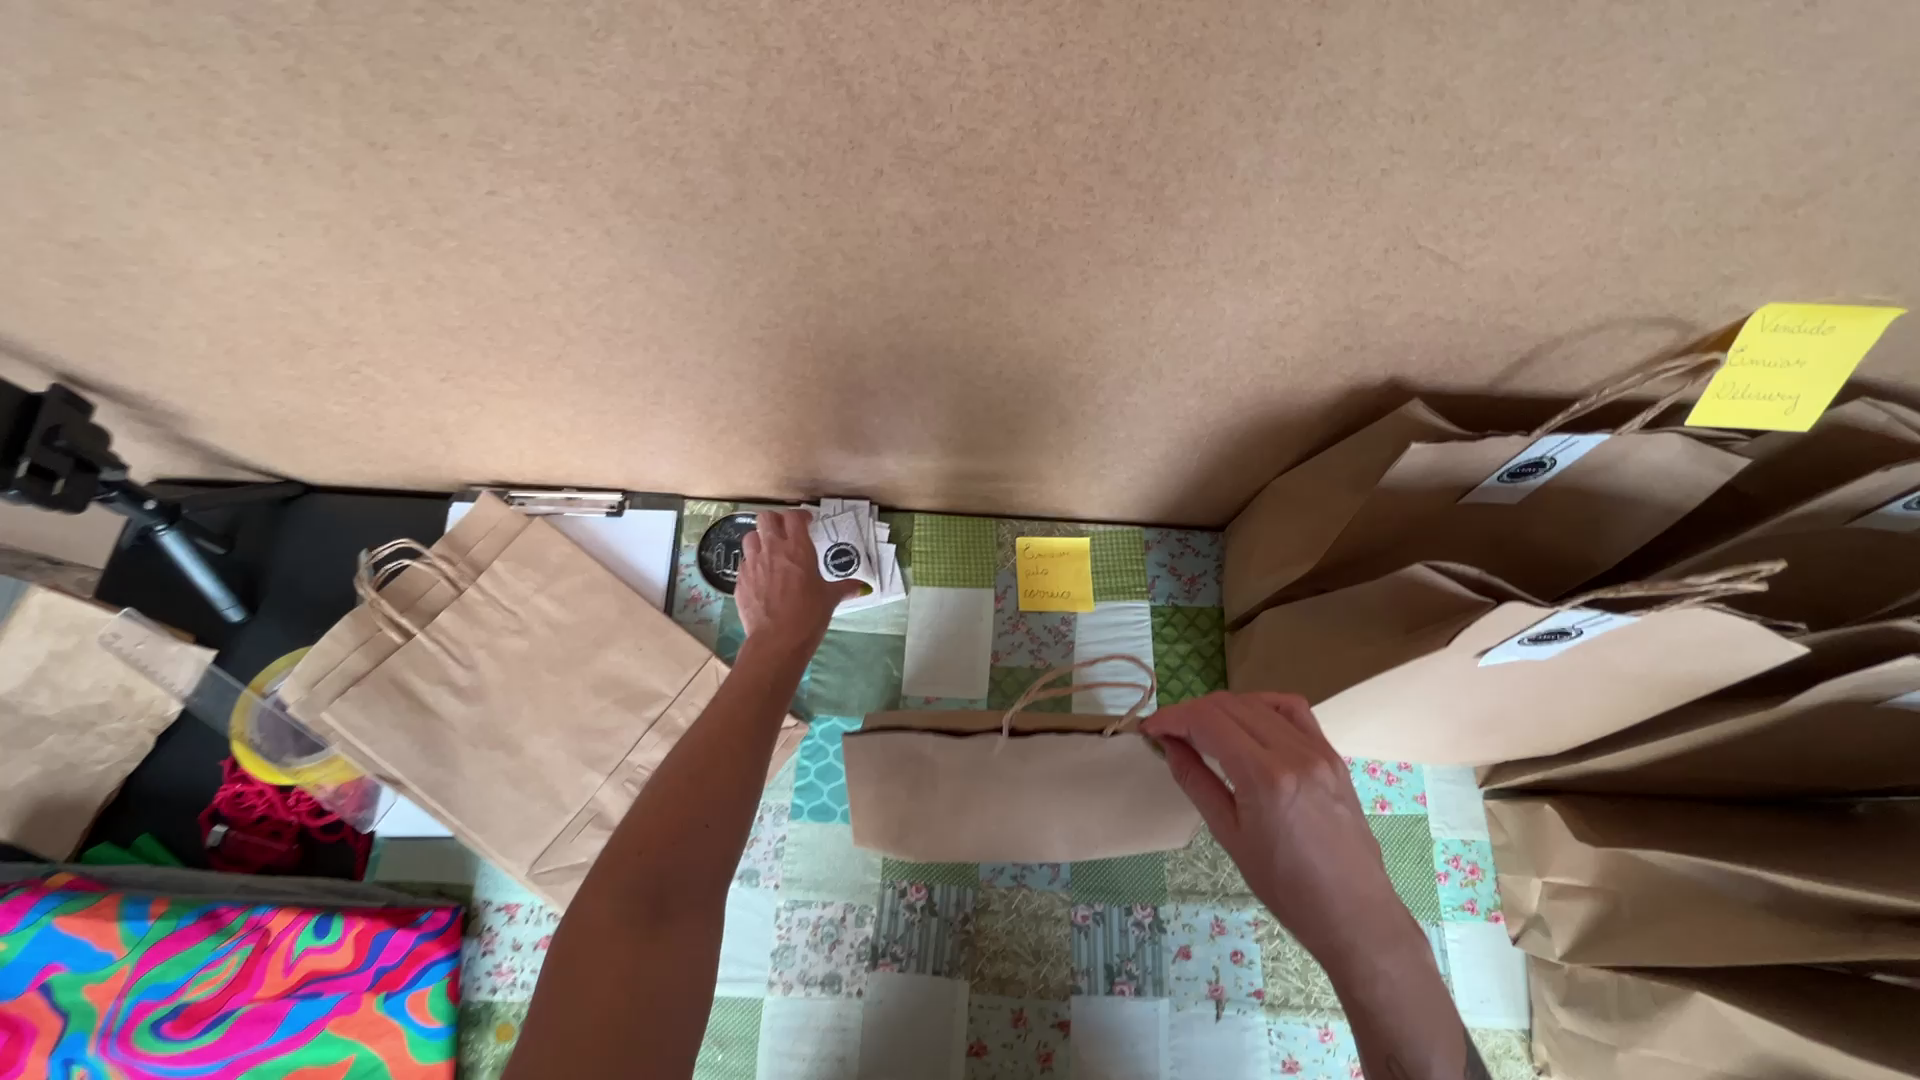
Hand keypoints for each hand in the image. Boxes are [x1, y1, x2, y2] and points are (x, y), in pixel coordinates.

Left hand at [735, 510, 861, 659]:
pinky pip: (744, 563)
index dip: (800, 516)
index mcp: (798, 548)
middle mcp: (772, 549)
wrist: (777, 640)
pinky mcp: (739, 580)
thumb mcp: (830, 599)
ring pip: (750, 537)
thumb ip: (844, 588)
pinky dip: (752, 563)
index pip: (794, 517)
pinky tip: (762, 576)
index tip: (807, 523)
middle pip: (765, 518)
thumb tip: (862, 587)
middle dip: (775, 521)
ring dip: (760, 539)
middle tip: (785, 532)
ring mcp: (752, 564)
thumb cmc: (808, 615)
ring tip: (769, 551)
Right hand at [1141, 692, 1410, 963]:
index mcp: (1265, 777)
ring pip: (1259, 703)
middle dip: (1190, 712)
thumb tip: (1168, 745)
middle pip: (1229, 705)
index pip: (1207, 721)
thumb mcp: (1228, 835)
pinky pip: (1293, 711)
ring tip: (1202, 730)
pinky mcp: (1332, 755)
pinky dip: (1261, 706)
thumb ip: (1195, 781)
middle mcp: (1294, 752)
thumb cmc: (1285, 886)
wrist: (1353, 913)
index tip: (1150, 729)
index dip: (1171, 718)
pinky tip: (1246, 723)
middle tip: (1168, 733)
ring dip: (1222, 708)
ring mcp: (1319, 750)